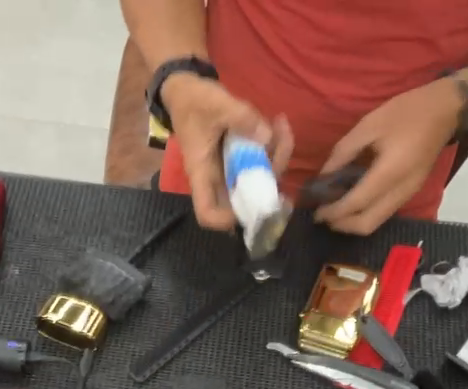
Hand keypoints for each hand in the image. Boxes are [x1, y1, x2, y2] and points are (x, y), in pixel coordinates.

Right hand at [161, 73, 292, 230]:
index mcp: (202, 173)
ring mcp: (230, 169)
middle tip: (281, 146)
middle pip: (243, 200)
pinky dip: (274, 147)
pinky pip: (260, 162)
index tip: (248, 205)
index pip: (207, 212)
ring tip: (282, 126)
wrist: (186, 89)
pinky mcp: (239, 157)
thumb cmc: (193, 101)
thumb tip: (267, 136)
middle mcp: (217, 178)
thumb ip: (241, 117)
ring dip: (277, 158)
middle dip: (268, 181)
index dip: (225, 219)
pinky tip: (279, 123)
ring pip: (257, 180)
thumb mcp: (215, 103)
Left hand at [314, 78, 467, 235]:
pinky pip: (382, 215)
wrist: (447, 109)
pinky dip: (364, 215)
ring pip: (374, 224)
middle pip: (366, 225)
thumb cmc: (407, 112)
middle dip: (341, 225)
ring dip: (351, 223)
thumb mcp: (369, 125)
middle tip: (323, 215)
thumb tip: (323, 176)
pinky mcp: (409, 194)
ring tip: (334, 211)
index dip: (333, 212)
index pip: (356, 204)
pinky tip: (352, 203)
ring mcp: (407, 195)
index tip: (316, 211)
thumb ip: (343, 152)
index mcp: (390, 172)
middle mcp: (400, 191)